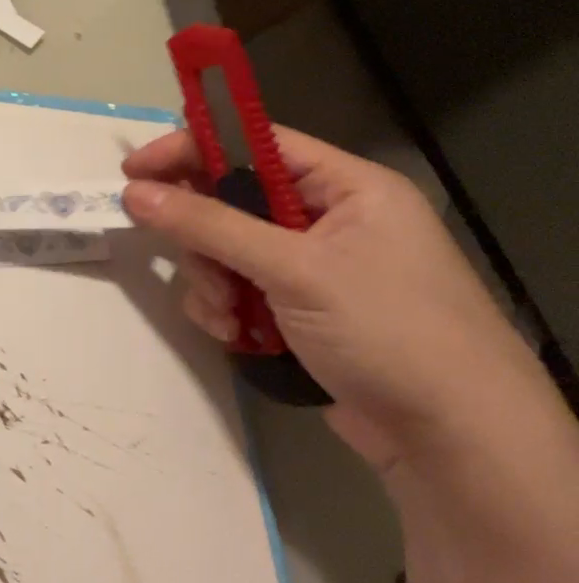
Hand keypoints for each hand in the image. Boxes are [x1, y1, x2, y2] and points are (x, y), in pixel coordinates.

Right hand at [123, 127, 578, 582]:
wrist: (452, 439)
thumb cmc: (389, 332)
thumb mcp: (294, 270)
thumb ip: (208, 225)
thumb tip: (131, 191)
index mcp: (350, 190)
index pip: (254, 143)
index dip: (192, 149)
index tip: (133, 172)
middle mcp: (331, 219)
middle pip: (230, 199)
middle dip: (201, 236)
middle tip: (194, 264)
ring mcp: (314, 267)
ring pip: (223, 249)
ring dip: (210, 280)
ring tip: (227, 316)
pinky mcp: (298, 309)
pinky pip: (234, 288)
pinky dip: (223, 308)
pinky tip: (234, 334)